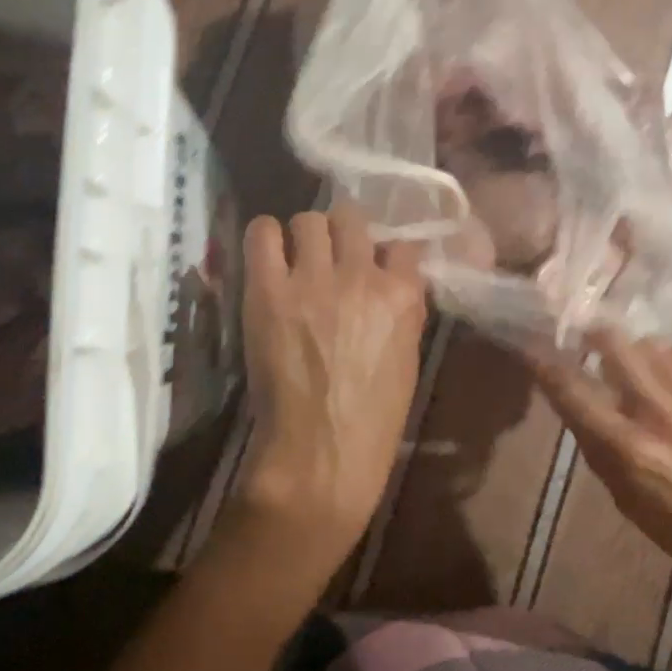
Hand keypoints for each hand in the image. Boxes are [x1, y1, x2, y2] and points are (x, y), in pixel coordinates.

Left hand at [236, 209, 426, 561]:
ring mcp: (314, 280)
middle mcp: (362, 276)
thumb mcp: (407, 358)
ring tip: (296, 259)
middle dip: (344, 234)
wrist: (321, 451)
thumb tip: (391, 284)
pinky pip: (264, 232)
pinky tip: (268, 256)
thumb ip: (403, 312)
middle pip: (353, 219)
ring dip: (306, 235)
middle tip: (331, 257)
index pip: (403, 244)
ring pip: (311, 219)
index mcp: (403, 296)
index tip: (375, 263)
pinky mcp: (269, 290)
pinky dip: (266, 237)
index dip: (386, 252)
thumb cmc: (373, 418)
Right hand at [528, 332, 671, 622]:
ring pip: (651, 342)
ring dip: (635, 349)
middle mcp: (658, 410)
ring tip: (635, 364)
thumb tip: (581, 411)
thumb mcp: (628, 503)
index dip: (544, 363)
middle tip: (587, 342)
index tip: (530, 344)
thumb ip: (600, 451)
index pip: (573, 391)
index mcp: (629, 448)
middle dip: (594, 336)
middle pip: (614, 343)